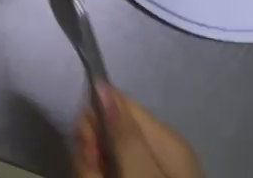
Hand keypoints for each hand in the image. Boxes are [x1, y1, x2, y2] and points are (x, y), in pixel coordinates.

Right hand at [76, 87, 201, 177]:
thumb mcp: (142, 175)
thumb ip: (121, 133)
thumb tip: (101, 83)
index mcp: (166, 139)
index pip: (116, 102)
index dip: (94, 120)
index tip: (86, 146)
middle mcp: (159, 152)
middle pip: (108, 135)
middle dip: (93, 157)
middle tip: (96, 176)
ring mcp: (151, 173)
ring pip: (106, 160)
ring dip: (94, 173)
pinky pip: (114, 174)